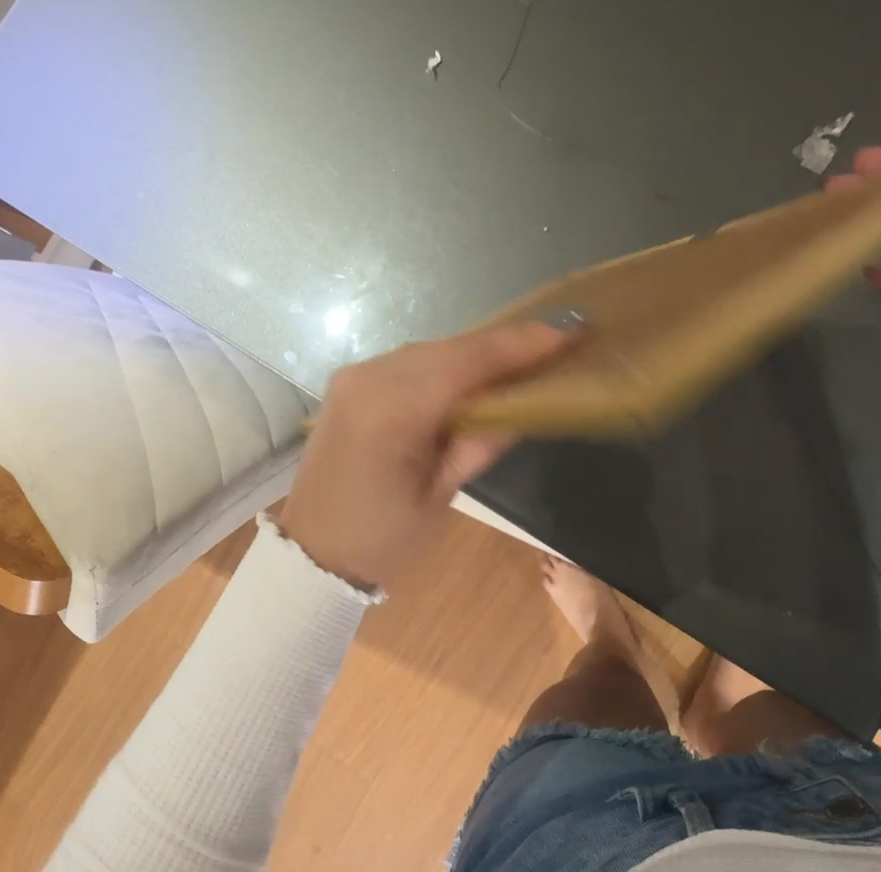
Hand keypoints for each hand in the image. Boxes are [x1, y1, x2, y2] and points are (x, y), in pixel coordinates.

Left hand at [278, 321, 576, 587]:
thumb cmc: (381, 537)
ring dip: (476, 352)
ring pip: (432, 350)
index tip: (570, 330)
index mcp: (393, 411)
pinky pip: (410, 361)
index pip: (469, 363)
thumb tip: (524, 402)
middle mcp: (370, 378)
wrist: (310, 551)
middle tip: (558, 342)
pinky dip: (446, 363)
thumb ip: (481, 440)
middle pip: (452, 349)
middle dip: (505, 344)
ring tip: (525, 357)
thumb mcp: (441, 494)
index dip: (522, 345)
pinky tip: (474, 373)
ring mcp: (355, 375)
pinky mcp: (350, 380)